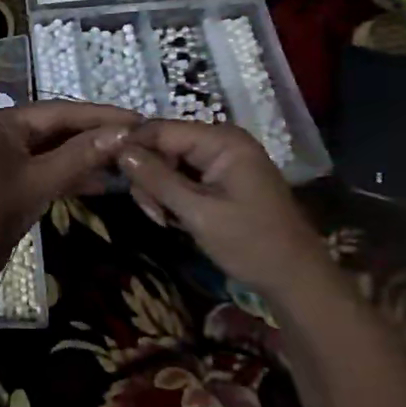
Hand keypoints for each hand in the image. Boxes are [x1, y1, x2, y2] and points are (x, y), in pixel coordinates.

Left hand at [0, 101, 138, 283]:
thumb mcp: (40, 180)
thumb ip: (81, 155)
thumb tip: (126, 132)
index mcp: (4, 121)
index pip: (60, 111)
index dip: (101, 115)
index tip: (141, 119)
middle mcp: (5, 132)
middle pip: (60, 129)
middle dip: (98, 136)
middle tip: (142, 140)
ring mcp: (9, 156)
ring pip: (57, 151)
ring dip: (89, 157)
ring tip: (131, 162)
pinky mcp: (15, 180)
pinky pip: (50, 170)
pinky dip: (74, 176)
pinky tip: (106, 184)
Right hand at [115, 120, 338, 300]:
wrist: (292, 277)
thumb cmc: (250, 243)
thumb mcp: (197, 212)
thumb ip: (157, 179)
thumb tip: (119, 151)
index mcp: (222, 141)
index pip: (160, 129)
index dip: (133, 147)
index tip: (113, 174)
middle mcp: (220, 142)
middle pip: (161, 145)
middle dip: (147, 176)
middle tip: (152, 212)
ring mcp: (220, 160)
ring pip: (166, 162)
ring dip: (156, 190)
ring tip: (163, 220)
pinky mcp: (217, 177)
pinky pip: (179, 176)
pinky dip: (169, 196)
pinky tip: (171, 218)